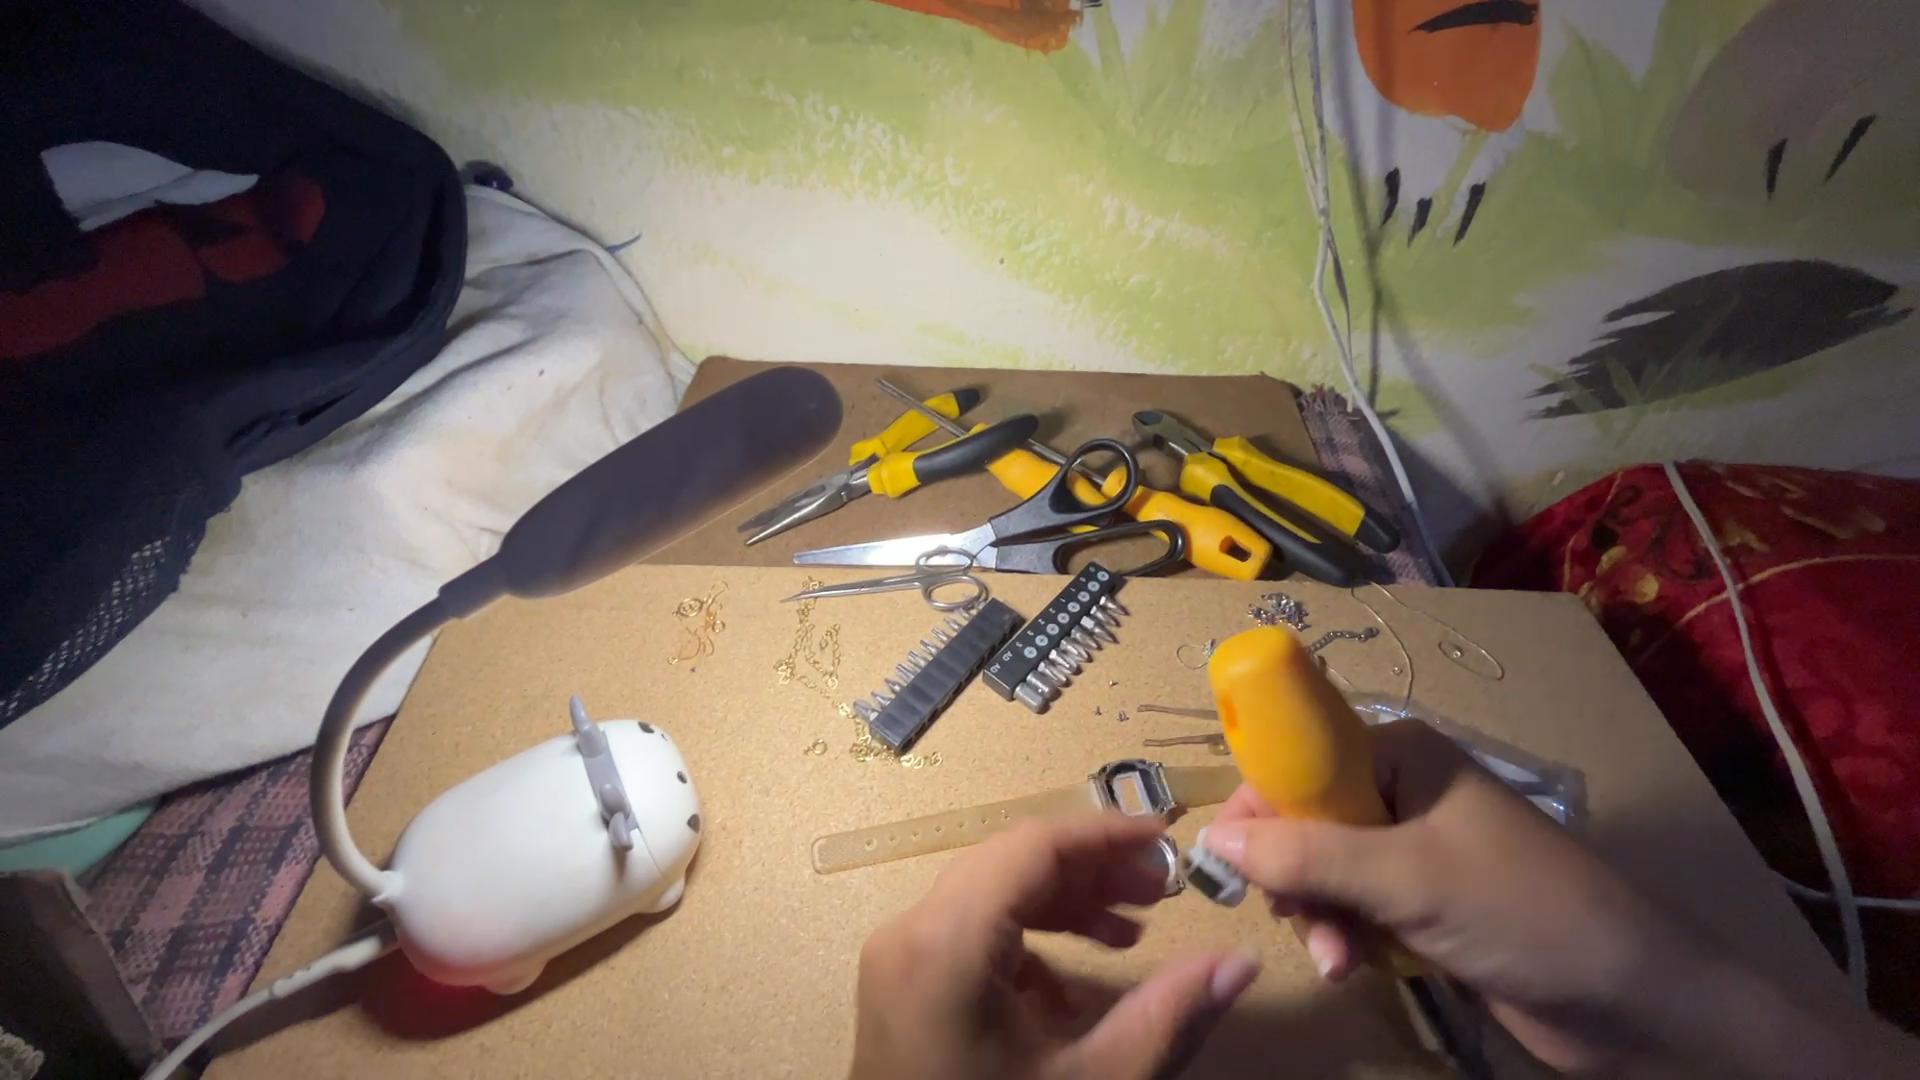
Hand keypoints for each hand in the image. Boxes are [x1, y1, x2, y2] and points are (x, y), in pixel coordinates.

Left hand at [850, 813, 1261, 1079]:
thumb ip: (1168, 1016)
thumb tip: (1240, 963)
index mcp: (947, 945)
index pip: (1032, 848)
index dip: (1104, 833)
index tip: (1165, 837)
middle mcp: (911, 929)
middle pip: (1011, 863)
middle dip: (1091, 871)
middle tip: (1160, 891)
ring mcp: (898, 951)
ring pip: (990, 891)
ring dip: (1062, 903)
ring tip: (1131, 933)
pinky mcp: (900, 975)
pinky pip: (969, 931)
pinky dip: (1025, 942)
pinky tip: (1070, 992)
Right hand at [1202, 719, 1722, 1074]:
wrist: (1648, 1009)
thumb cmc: (1524, 911)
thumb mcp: (1404, 879)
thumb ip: (1303, 855)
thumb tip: (1211, 840)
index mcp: (1394, 754)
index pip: (1293, 761)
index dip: (1256, 806)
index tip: (1232, 860)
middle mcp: (1394, 789)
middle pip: (1299, 819)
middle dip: (1290, 875)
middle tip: (1295, 916)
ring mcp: (1407, 845)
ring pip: (1318, 867)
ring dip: (1315, 913)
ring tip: (1334, 957)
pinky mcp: (1417, 896)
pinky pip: (1348, 901)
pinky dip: (1341, 932)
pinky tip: (1351, 964)